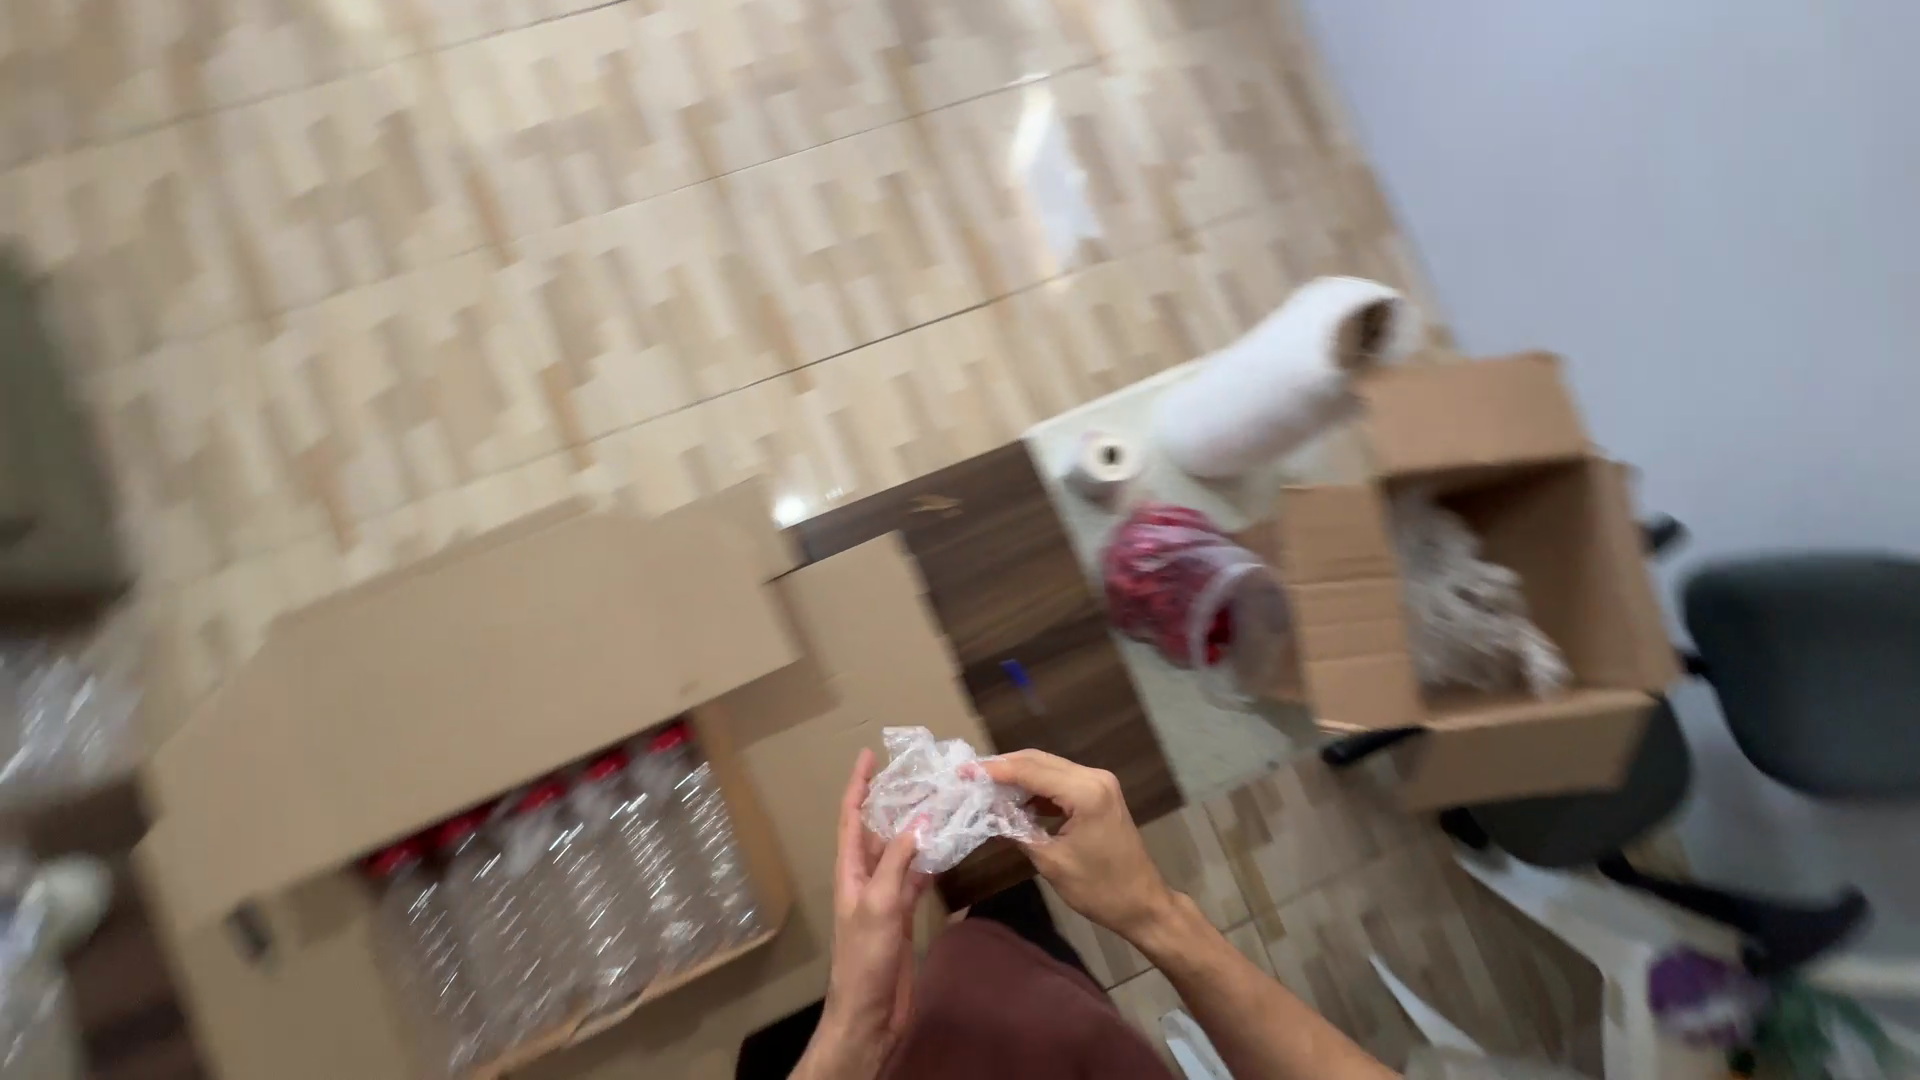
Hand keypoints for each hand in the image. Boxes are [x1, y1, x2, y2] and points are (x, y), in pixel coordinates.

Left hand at [798, 749, 931, 1079]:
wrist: (870, 1012)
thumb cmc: (865, 956)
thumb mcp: (878, 903)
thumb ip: (898, 861)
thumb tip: (919, 820)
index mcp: (850, 868)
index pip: (852, 816)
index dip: (858, 784)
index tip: (869, 755)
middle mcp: (865, 874)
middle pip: (879, 827)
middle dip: (894, 799)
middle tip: (918, 774)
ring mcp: (884, 893)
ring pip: (900, 849)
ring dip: (916, 826)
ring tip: (938, 800)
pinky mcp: (902, 911)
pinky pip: (916, 873)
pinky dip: (929, 857)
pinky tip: (946, 844)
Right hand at [981, 750, 1176, 939]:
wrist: (1143, 904)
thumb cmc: (1099, 889)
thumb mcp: (1051, 862)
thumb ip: (1018, 829)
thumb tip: (988, 810)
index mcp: (1085, 792)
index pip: (1031, 771)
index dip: (995, 770)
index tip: (965, 772)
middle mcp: (1094, 776)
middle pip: (1039, 760)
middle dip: (1004, 766)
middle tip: (971, 775)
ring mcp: (1099, 781)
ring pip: (1048, 766)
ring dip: (1018, 774)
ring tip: (986, 785)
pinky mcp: (1099, 791)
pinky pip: (1060, 778)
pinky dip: (1036, 785)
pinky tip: (1014, 797)